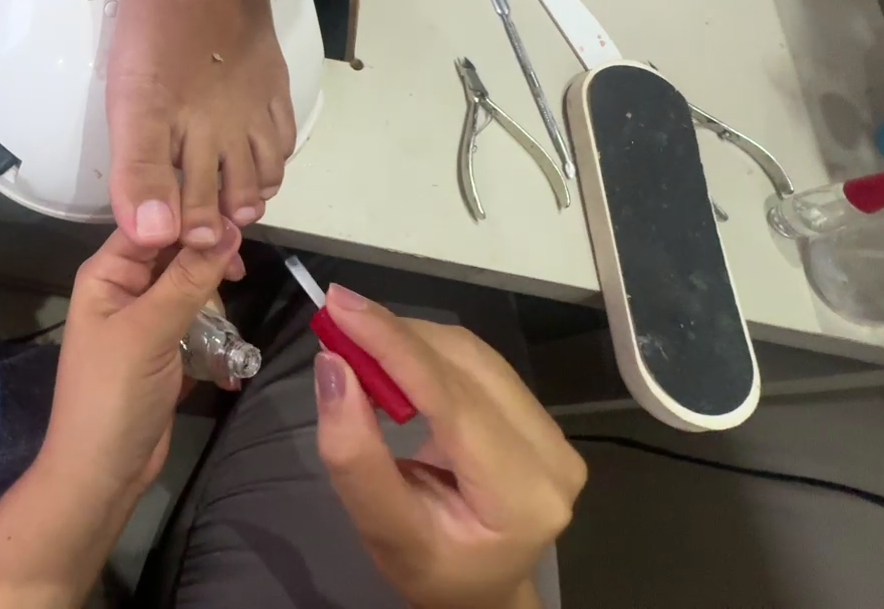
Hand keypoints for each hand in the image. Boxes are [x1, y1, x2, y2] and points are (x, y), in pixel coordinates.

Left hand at [36, 221, 243, 498]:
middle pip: (176, 253)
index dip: (191, 217)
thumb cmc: (114, 395)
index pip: (153, 224)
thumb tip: (228, 229)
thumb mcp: (149, 332)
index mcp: (108, 272)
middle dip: (207, 261)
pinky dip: (215, 332)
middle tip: (240, 274)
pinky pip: (198, 320)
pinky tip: (229, 355)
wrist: (103, 474)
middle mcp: (126, 287)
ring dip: (213, 302)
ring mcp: (147, 318)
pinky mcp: (167, 346)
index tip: (236, 221)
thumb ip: (188, 279)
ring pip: (192, 286)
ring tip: (227, 324)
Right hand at [314, 286, 585, 608]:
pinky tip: (389, 355)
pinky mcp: (532, 412)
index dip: (392, 344)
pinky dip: (422, 346)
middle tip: (332, 322)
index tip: (337, 303)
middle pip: (462, 363)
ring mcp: (550, 430)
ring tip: (354, 341)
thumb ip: (355, 457)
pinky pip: (472, 358)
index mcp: (521, 495)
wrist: (480, 593)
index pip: (451, 399)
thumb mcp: (384, 532)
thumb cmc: (432, 569)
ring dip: (405, 336)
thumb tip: (332, 366)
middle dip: (392, 334)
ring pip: (467, 350)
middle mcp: (551, 454)